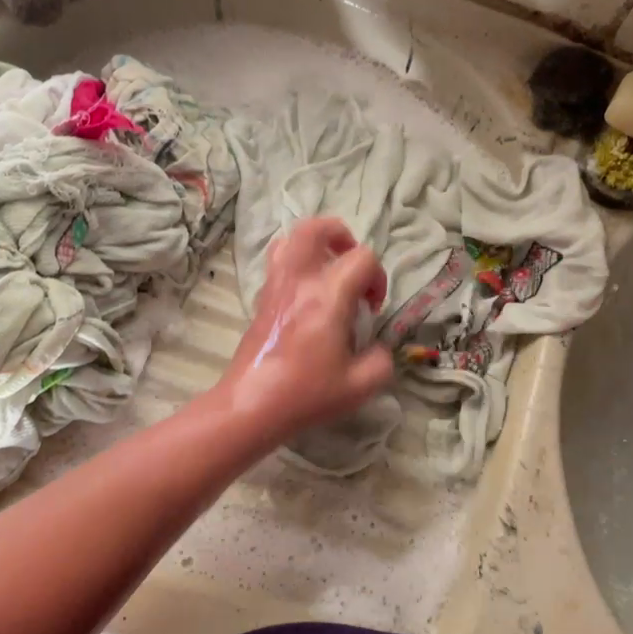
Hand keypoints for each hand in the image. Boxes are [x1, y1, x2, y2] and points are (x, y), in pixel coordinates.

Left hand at [209, 216, 394, 440]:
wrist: (251, 405)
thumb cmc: (306, 393)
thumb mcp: (360, 386)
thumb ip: (381, 361)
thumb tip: (378, 350)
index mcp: (328, 295)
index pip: (362, 257)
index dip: (377, 277)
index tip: (372, 308)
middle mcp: (299, 281)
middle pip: (314, 228)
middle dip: (340, 235)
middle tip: (351, 263)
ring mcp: (275, 287)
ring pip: (289, 240)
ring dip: (313, 246)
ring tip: (327, 271)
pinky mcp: (261, 301)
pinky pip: (277, 264)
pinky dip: (295, 266)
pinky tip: (306, 297)